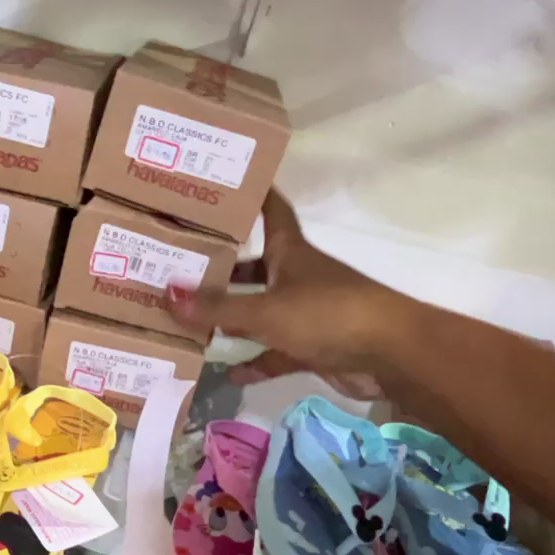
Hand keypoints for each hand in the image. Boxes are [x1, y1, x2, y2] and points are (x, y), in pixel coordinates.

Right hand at [166, 190, 402, 399]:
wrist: (389, 354)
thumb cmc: (326, 313)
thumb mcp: (264, 310)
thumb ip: (216, 308)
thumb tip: (166, 294)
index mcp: (289, 252)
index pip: (269, 211)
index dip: (249, 196)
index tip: (222, 184)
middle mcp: (295, 276)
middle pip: (254, 267)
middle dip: (221, 270)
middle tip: (178, 269)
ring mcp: (305, 313)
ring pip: (260, 312)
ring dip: (231, 319)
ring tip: (189, 322)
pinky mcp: (312, 347)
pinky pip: (274, 352)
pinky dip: (254, 361)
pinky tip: (226, 370)